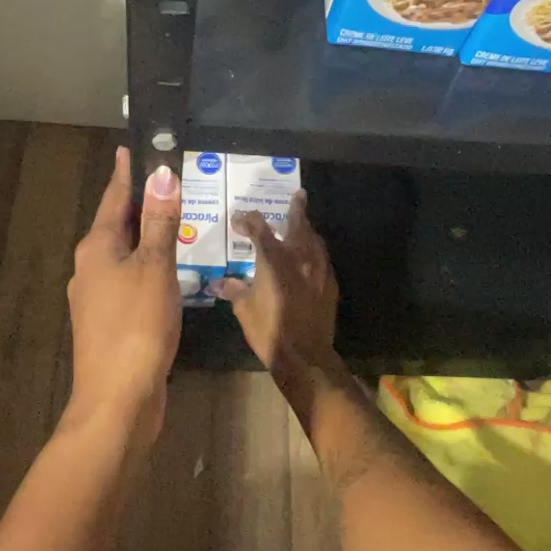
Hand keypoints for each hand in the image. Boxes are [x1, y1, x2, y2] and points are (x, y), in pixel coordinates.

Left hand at [63, 148, 181, 446]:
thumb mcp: (155, 266)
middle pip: (117, 225)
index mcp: (97, 247)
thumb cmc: (137, 325)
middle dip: (140, 204)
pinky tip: (170, 272)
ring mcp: (96, 298)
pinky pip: (131, 280)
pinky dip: (150, 267)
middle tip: (168, 182)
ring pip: (124, 254)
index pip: (114, 197)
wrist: (118, 400)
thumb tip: (160, 172)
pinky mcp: (109, 323)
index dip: (126, 173)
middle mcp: (90, 267)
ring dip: (147, 237)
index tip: (131, 148)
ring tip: (176, 222)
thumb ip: (160, 221)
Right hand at [219, 191, 338, 371]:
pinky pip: (322, 259)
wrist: (305, 355)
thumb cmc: (269, 329)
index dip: (247, 220)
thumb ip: (235, 290)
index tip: (239, 221)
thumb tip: (221, 283)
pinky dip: (314, 252)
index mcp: (273, 258)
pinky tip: (310, 258)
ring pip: (314, 239)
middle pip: (298, 223)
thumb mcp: (245, 309)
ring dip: (307, 229)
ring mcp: (318, 268)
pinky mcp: (330, 283)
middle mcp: (298, 256)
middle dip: (296, 208)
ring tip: (303, 224)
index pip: (258, 227)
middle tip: (298, 195)